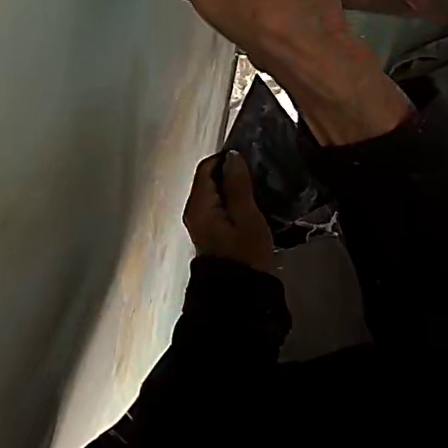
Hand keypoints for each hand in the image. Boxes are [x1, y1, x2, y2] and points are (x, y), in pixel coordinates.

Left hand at [183, 151, 274, 270]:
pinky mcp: (207, 229)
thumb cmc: (245, 254)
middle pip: (207, 178)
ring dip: (230, 185)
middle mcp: (192, 209)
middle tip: (255, 172)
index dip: (224, 159)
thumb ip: (238, 185)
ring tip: (255, 185)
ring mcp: (198, 220)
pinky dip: (228, 198)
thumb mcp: (247, 217)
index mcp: (198, 205)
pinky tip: (247, 202)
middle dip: (228, 171)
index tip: (248, 159)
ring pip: (212, 191)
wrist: (238, 292)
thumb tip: (232, 156)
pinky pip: (215, 203)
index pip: (205, 168)